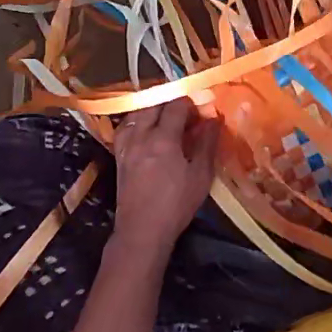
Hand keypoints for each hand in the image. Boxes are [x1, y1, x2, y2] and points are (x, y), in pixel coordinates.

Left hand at [111, 98, 219, 254]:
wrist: (142, 230)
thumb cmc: (176, 205)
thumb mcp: (200, 176)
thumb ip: (207, 144)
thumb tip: (213, 119)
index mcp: (163, 139)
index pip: (176, 105)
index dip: (190, 102)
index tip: (201, 109)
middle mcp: (141, 135)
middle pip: (153, 103)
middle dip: (170, 102)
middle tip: (186, 113)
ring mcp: (126, 144)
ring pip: (137, 112)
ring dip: (153, 108)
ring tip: (166, 119)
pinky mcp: (118, 155)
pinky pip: (125, 127)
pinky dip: (136, 121)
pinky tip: (145, 130)